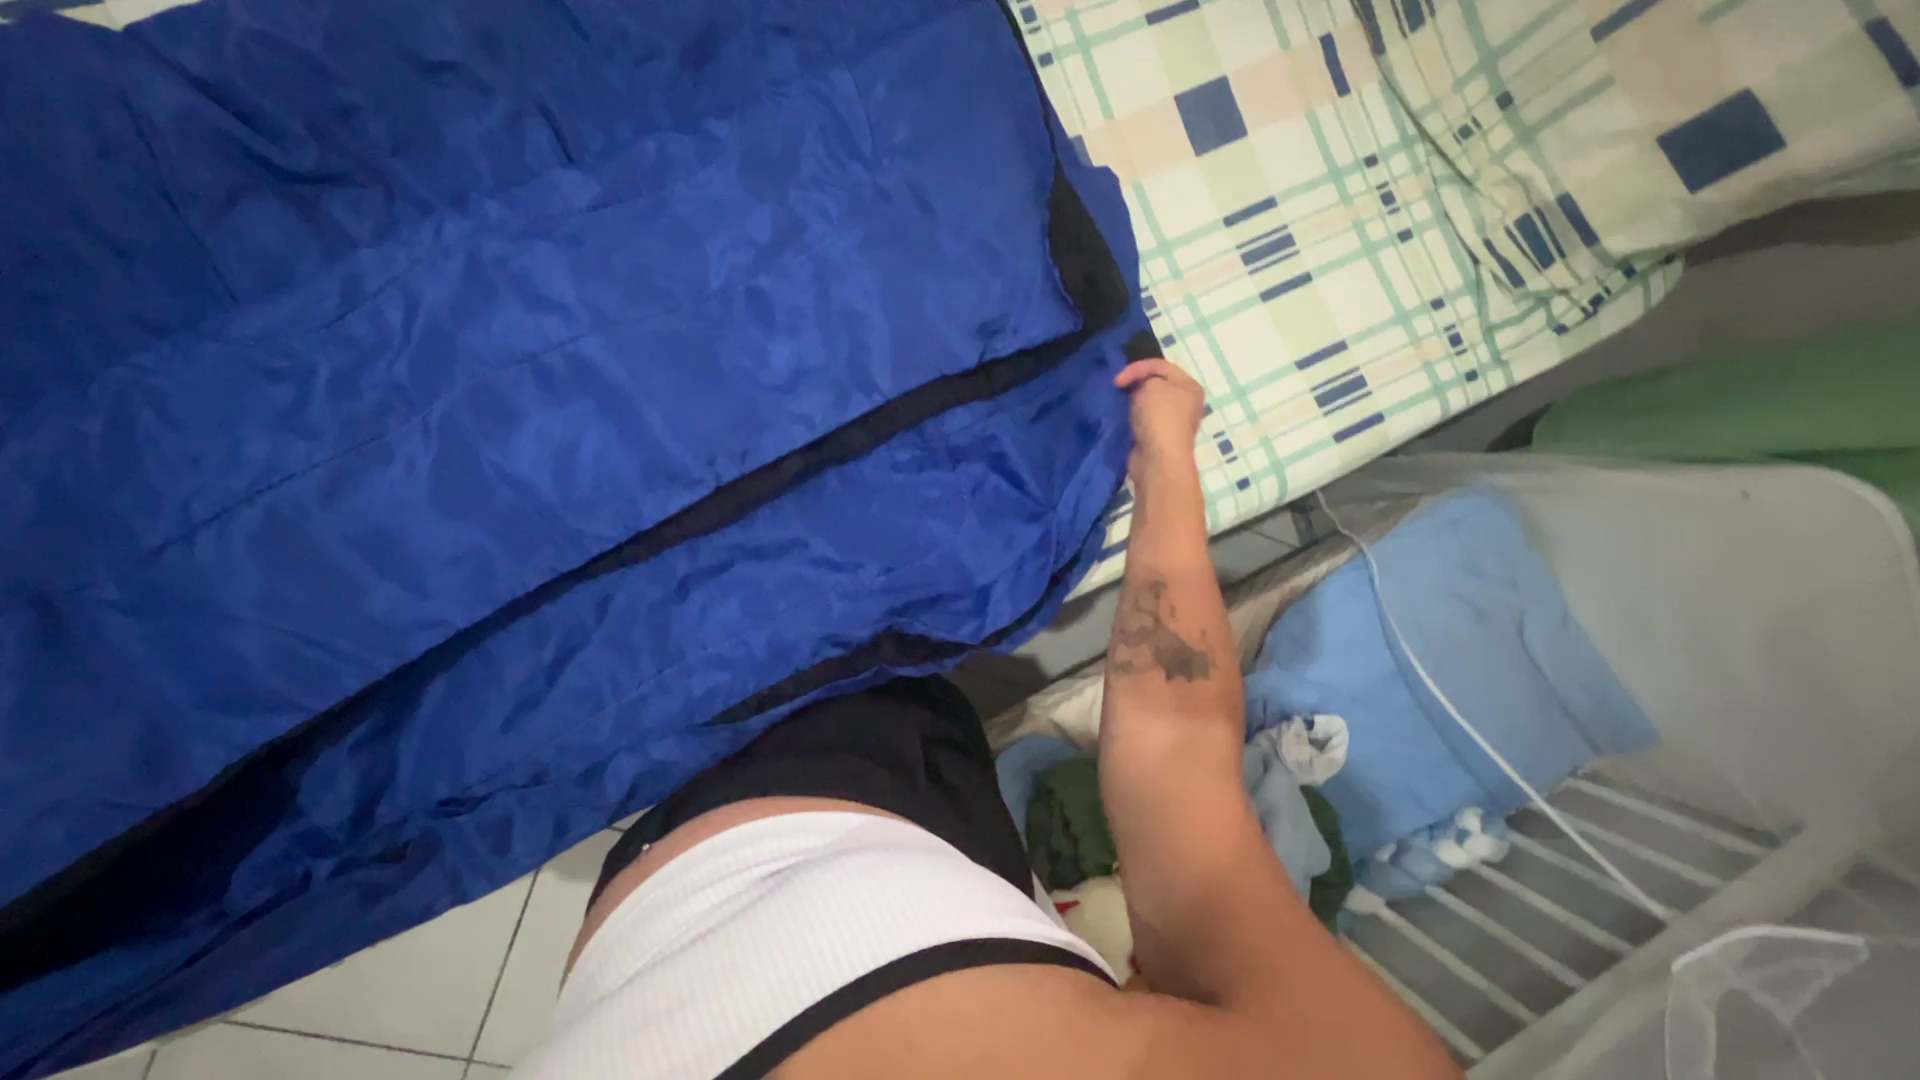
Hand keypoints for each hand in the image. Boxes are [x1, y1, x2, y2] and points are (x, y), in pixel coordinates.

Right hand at [1114, 357, 1204, 465]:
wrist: (1158, 460)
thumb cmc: (1159, 418)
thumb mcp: (1151, 386)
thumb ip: (1144, 379)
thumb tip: (1139, 391)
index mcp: (1190, 386)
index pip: (1161, 365)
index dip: (1137, 368)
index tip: (1117, 380)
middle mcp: (1185, 402)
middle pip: (1156, 383)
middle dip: (1135, 384)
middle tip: (1118, 389)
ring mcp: (1173, 421)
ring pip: (1148, 402)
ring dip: (1132, 401)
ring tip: (1118, 403)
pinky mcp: (1159, 437)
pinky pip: (1143, 419)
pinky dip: (1132, 417)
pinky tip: (1122, 418)